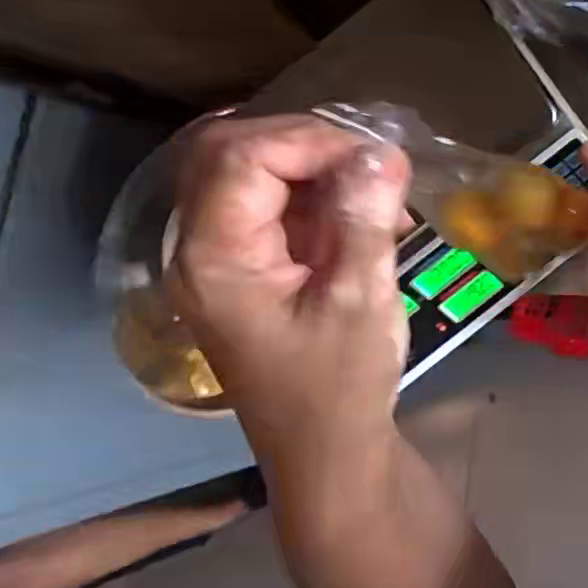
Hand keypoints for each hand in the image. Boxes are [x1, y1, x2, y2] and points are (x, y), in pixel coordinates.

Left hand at [167, 115, 410, 458]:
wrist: (329, 445)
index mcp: (216, 257)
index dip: (313, 141)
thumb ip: (364, 220)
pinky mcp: (256, 264)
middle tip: (378, 162)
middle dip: (311, 142)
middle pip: (234, 152)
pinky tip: (370, 211)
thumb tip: (382, 151)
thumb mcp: (361, 299)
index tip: (380, 160)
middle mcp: (204, 246)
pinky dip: (325, 191)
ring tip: (382, 187)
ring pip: (256, 171)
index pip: (243, 158)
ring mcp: (227, 255)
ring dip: (321, 165)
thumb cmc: (342, 382)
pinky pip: (279, 202)